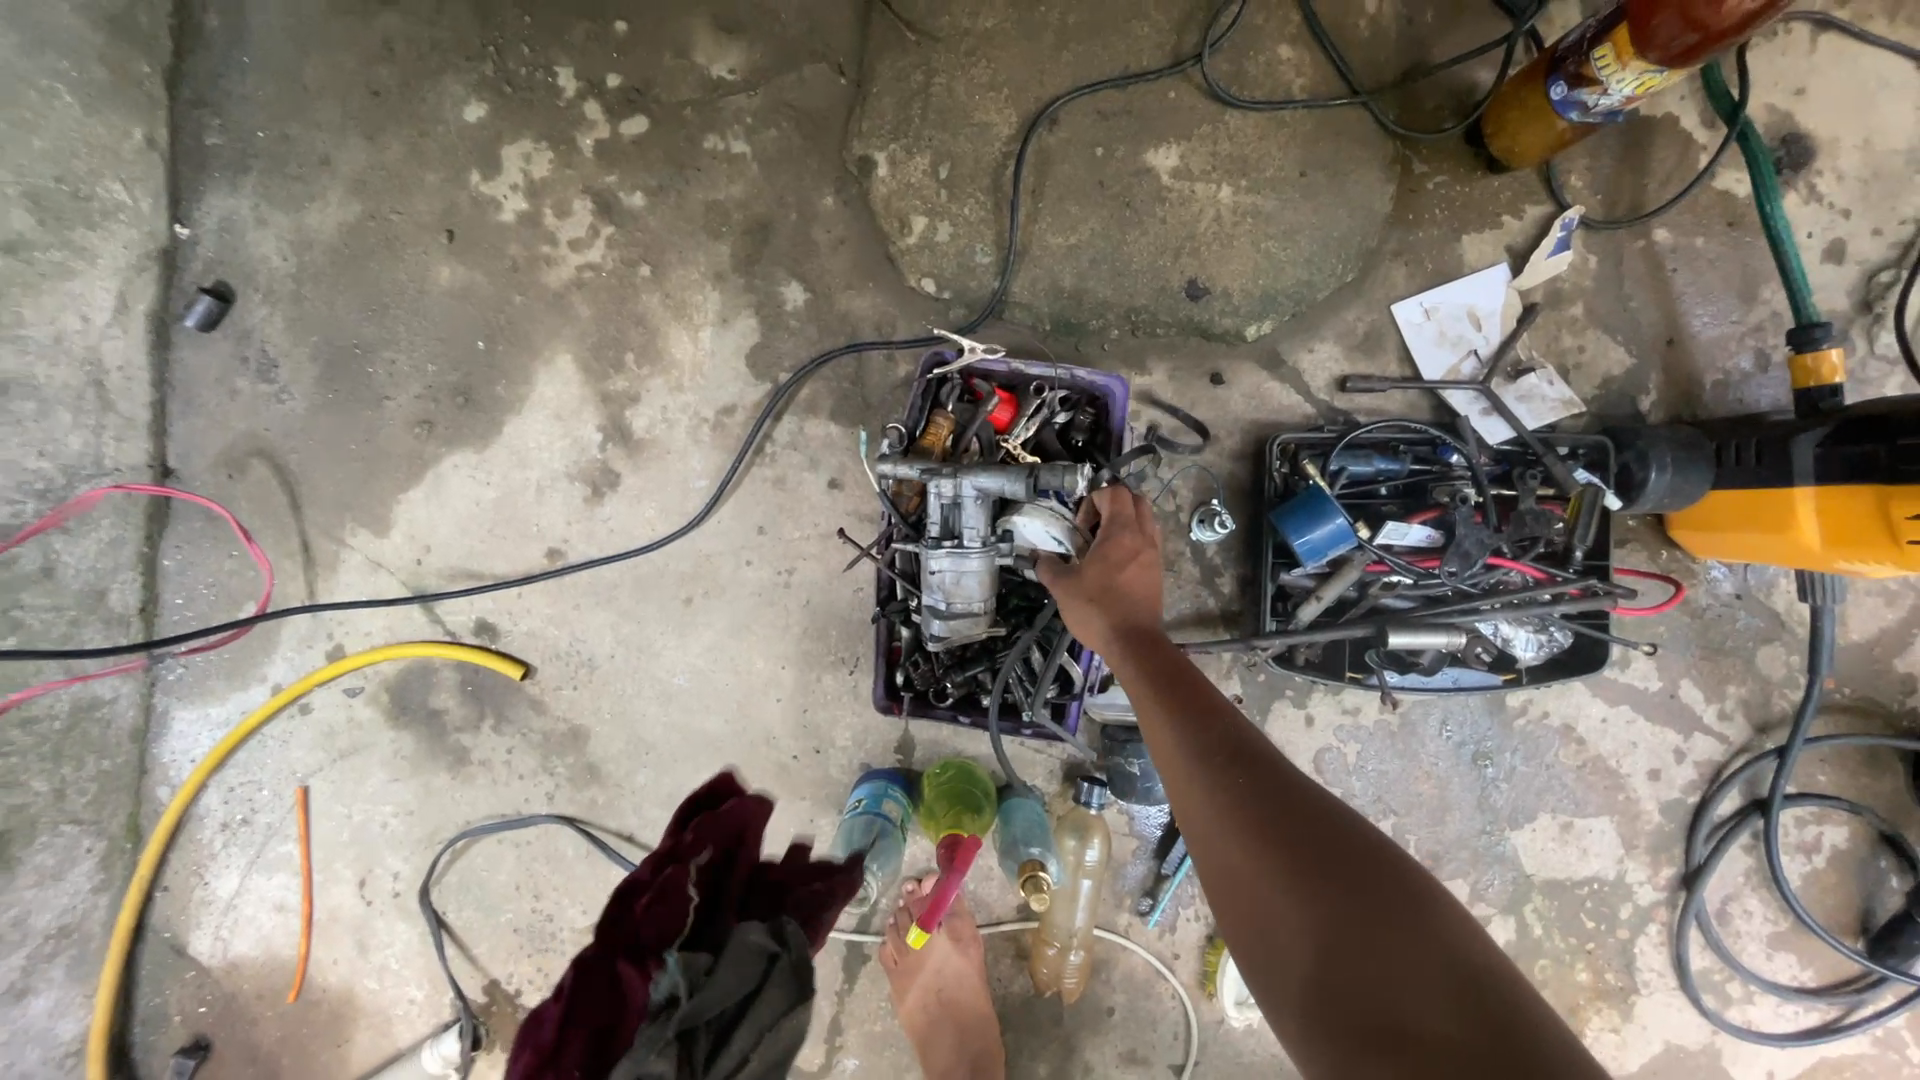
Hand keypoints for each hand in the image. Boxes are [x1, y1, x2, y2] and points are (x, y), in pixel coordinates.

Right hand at [1037, 484, 1164, 656]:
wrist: (1134, 643)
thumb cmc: (1097, 609)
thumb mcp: (1063, 587)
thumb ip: (1048, 567)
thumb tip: (1039, 558)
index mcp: (1121, 532)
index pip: (1114, 492)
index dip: (1093, 500)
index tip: (1079, 526)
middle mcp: (1143, 537)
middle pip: (1136, 501)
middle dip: (1112, 507)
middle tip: (1092, 529)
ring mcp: (1154, 554)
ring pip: (1146, 521)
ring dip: (1125, 524)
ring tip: (1103, 547)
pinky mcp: (1158, 572)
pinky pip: (1149, 543)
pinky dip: (1133, 543)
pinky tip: (1114, 566)